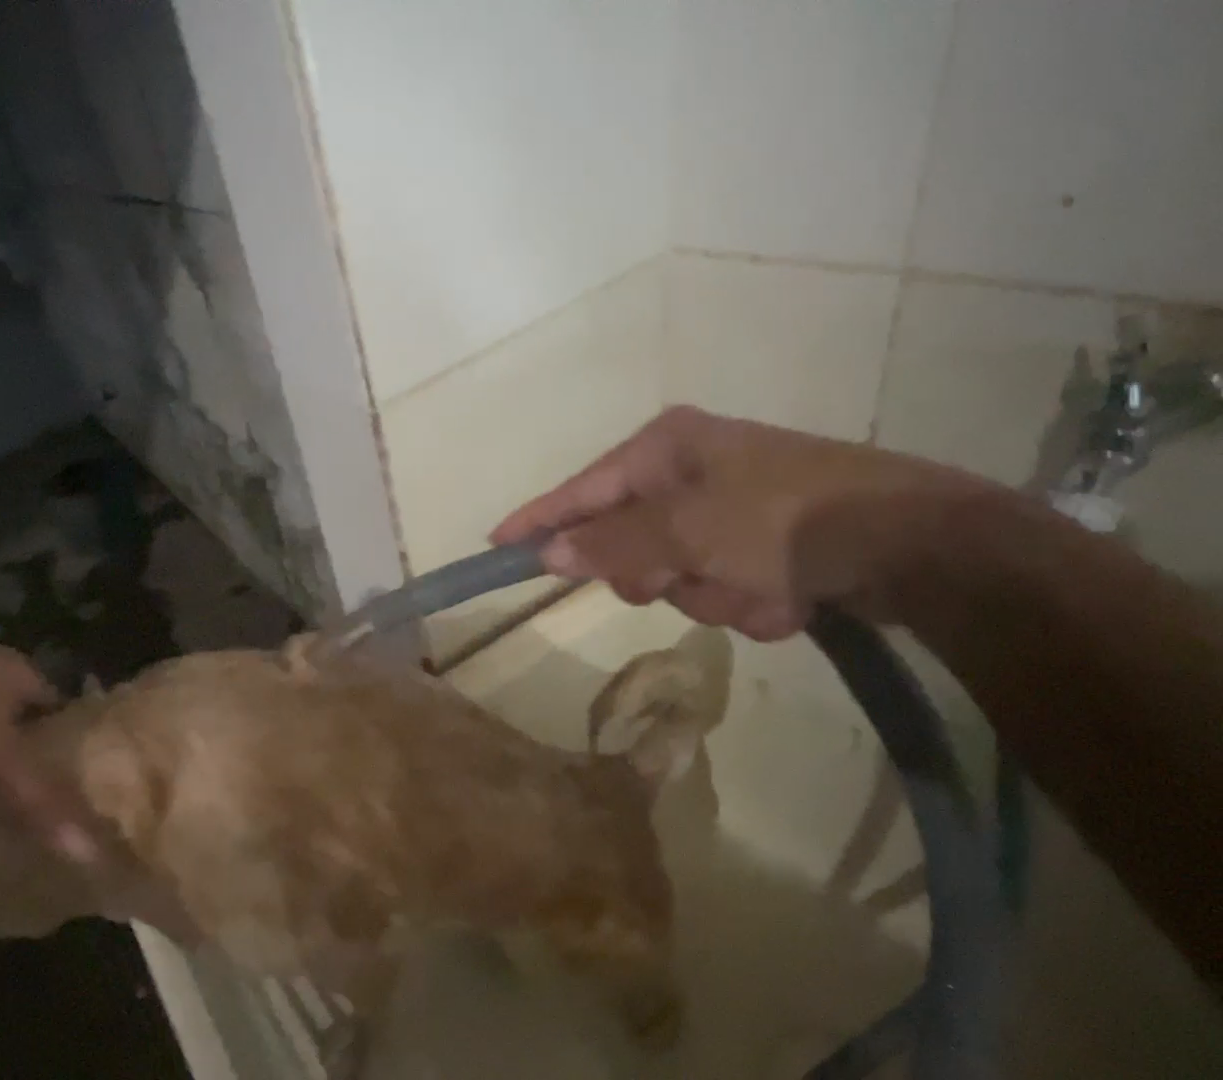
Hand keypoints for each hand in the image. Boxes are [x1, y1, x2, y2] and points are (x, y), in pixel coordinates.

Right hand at [491, 407, 992, 639]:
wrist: (922, 544)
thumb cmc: (789, 520)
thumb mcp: (689, 532)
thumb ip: (612, 545)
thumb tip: (548, 552)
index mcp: (666, 448)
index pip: (580, 491)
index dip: (538, 520)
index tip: (496, 546)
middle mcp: (690, 472)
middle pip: (627, 543)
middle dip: (659, 574)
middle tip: (687, 578)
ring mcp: (729, 510)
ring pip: (677, 577)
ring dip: (714, 595)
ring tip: (764, 589)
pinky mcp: (765, 545)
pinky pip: (723, 589)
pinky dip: (751, 603)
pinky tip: (791, 597)